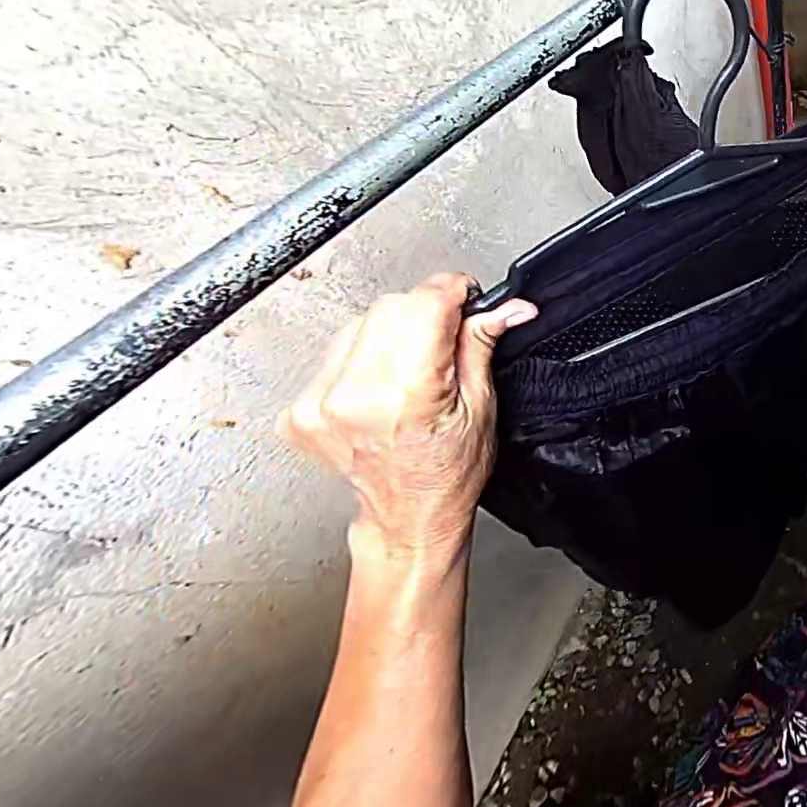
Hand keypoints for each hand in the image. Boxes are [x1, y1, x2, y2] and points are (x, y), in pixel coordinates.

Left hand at [277, 273, 537, 560]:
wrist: (409, 515)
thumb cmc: (449, 472)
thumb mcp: (483, 405)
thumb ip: (483, 343)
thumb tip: (508, 307)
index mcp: (406, 397)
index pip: (425, 302)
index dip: (454, 290)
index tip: (467, 295)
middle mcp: (352, 397)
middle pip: (393, 305)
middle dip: (427, 310)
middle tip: (448, 339)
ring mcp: (318, 404)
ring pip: (363, 320)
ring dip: (395, 329)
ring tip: (415, 366)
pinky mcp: (298, 408)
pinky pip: (337, 348)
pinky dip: (366, 352)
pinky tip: (385, 380)